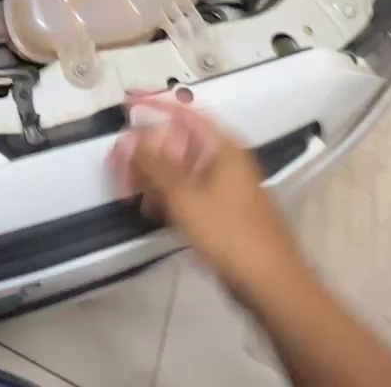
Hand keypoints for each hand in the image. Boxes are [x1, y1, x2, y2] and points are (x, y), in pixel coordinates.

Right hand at [107, 94, 309, 302]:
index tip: (127, 104)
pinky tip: (149, 211)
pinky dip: (165, 196)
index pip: (183, 111)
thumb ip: (152, 163)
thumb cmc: (229, 233)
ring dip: (150, 177)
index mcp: (220, 146)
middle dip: (144, 152)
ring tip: (129, 194)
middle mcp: (222, 159)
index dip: (154, 104)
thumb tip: (130, 139)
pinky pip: (185, 191)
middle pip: (175, 142)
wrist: (272, 286)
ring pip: (177, 168)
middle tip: (118, 165)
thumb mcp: (183, 195)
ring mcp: (222, 185)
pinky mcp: (220, 210)